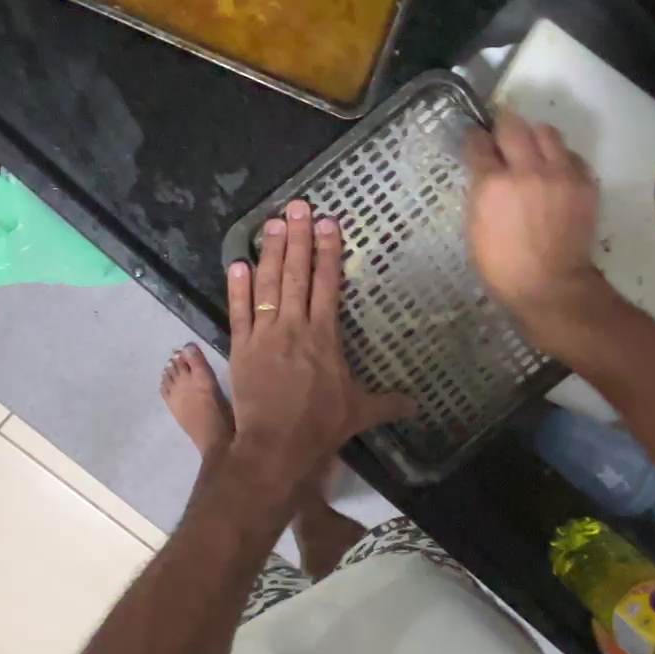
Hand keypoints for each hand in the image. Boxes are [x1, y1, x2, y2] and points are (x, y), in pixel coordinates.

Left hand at [223, 200, 415, 490]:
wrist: (276, 445)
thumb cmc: (320, 425)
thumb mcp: (360, 412)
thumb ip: (388, 402)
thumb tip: (417, 404)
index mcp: (324, 335)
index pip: (328, 284)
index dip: (328, 251)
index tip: (328, 223)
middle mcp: (294, 326)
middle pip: (295, 274)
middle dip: (297, 238)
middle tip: (296, 207)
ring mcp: (264, 335)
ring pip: (266, 285)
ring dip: (269, 252)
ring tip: (271, 223)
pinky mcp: (241, 347)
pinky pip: (238, 311)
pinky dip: (237, 287)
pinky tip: (237, 263)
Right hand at [464, 113, 606, 322]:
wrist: (550, 286)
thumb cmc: (503, 266)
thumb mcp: (476, 228)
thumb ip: (480, 192)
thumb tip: (486, 173)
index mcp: (492, 184)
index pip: (479, 143)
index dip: (475, 139)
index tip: (476, 140)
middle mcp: (526, 170)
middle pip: (513, 125)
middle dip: (504, 130)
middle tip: (503, 142)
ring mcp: (560, 174)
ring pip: (546, 132)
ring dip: (536, 139)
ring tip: (534, 156)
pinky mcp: (585, 182)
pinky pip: (572, 156)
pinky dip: (561, 161)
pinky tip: (555, 177)